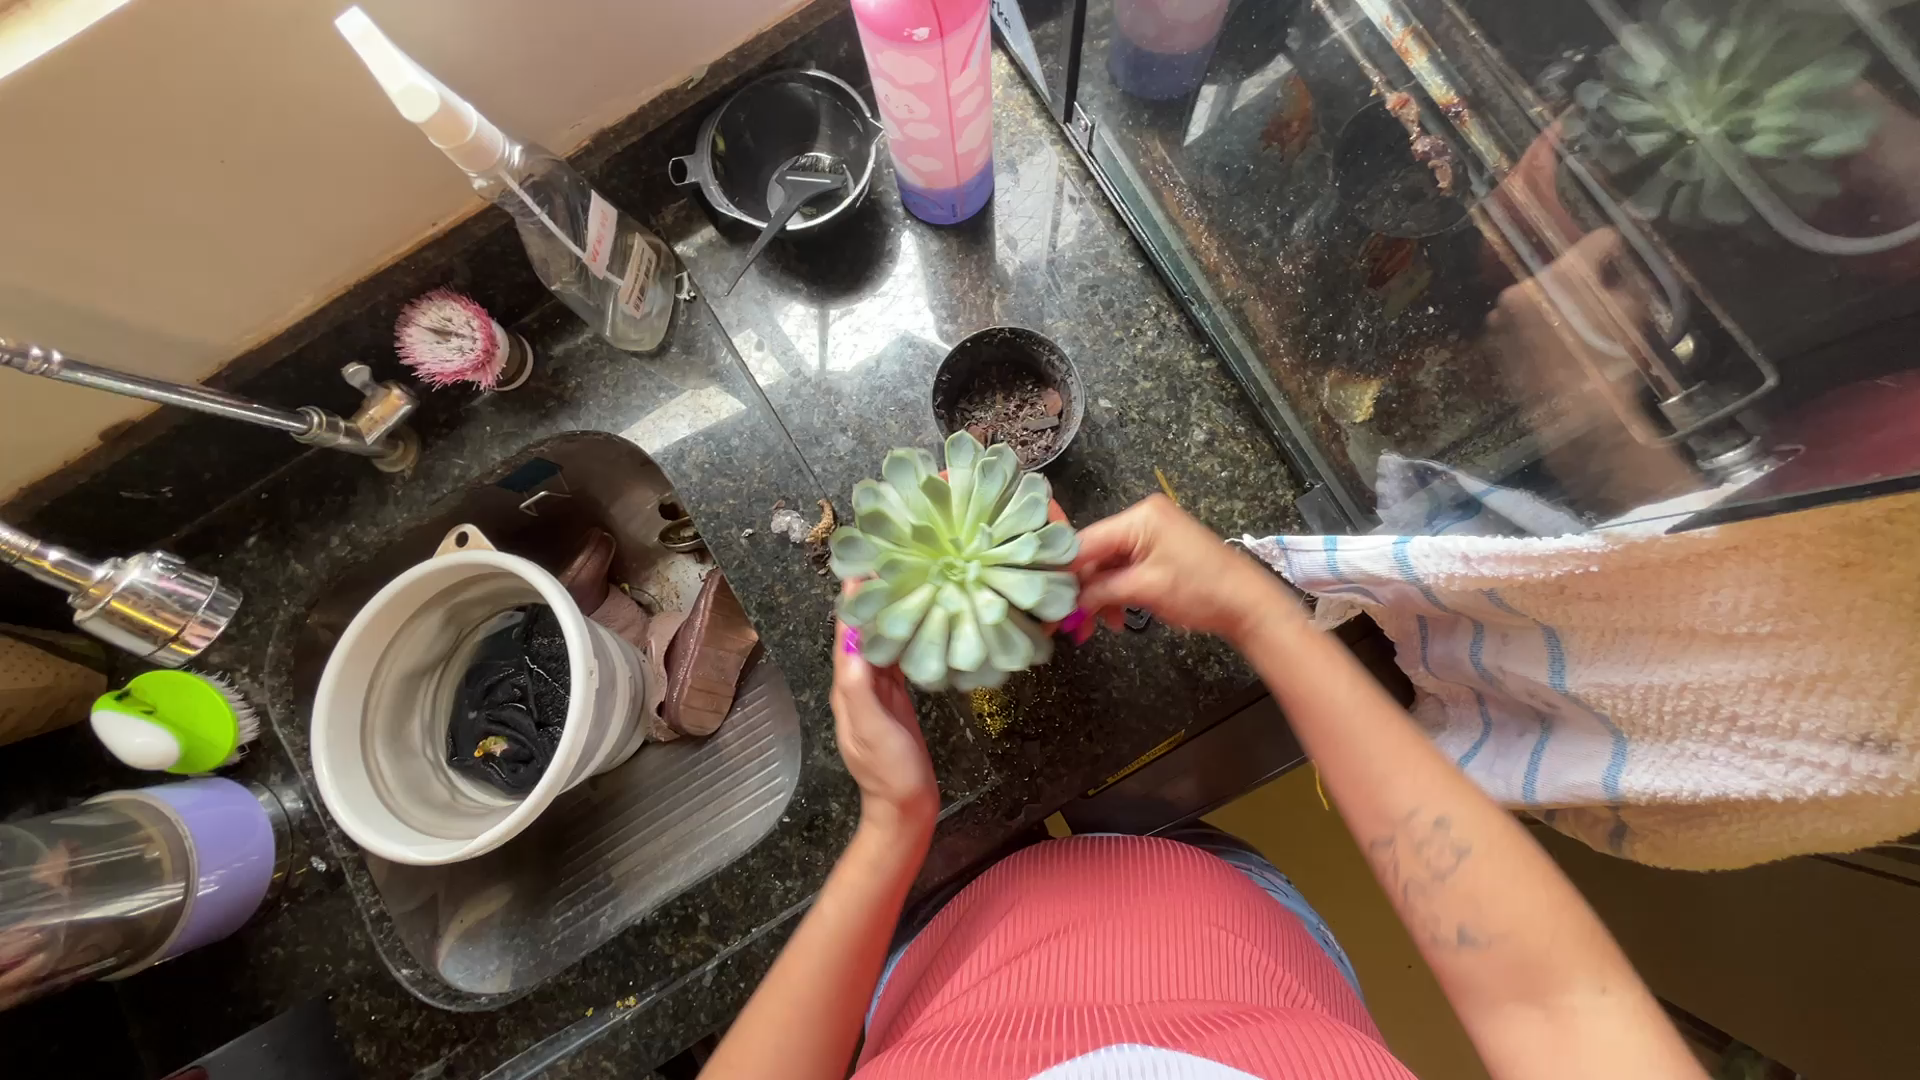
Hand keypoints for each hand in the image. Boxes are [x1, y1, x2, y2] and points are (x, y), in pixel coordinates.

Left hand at [832, 585, 938, 832]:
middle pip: (862, 632)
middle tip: (891, 563)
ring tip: (905, 582)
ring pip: (880, 642)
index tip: (864, 565)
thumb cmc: (889, 769)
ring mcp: (878, 690)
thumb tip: (853, 640)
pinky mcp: (896, 698)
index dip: (853, 601)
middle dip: (872, 599)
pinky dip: (904, 636)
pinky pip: (897, 659)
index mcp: (847, 686)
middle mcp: (858, 683)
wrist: (905, 806)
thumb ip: (859, 686)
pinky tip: (918, 621)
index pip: (847, 633)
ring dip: (888, 613)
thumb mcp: (871, 728)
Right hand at [1070, 495, 1300, 644]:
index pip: (1085, 541)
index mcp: (1139, 517)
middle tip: (1068, 623)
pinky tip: (1116, 619)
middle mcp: (1142, 519)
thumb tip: (1067, 602)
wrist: (1249, 605)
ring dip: (1100, 598)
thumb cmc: (1201, 590)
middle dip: (1083, 591)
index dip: (1063, 572)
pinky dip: (1118, 595)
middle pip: (1095, 555)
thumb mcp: (1144, 589)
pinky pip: (1125, 571)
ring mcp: (1151, 536)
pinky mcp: (1159, 553)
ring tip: (1093, 628)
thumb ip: (1100, 591)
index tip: (1044, 598)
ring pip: (1108, 567)